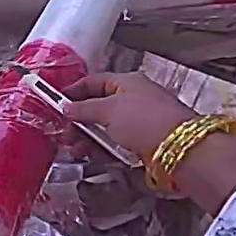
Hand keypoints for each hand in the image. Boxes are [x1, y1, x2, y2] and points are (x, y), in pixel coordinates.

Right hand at [61, 72, 196, 161]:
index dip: (73, 91)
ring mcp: (138, 121)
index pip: (93, 81)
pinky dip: (99, 147)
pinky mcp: (141, 141)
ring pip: (103, 126)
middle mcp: (132, 99)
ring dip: (85, 136)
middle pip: (96, 106)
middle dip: (77, 120)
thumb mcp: (108, 110)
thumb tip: (65, 107)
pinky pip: (113, 141)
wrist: (180, 150)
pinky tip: (89, 154)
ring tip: (73, 147)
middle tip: (63, 132)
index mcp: (126, 82)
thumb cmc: (144, 121)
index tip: (55, 103)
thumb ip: (83, 108)